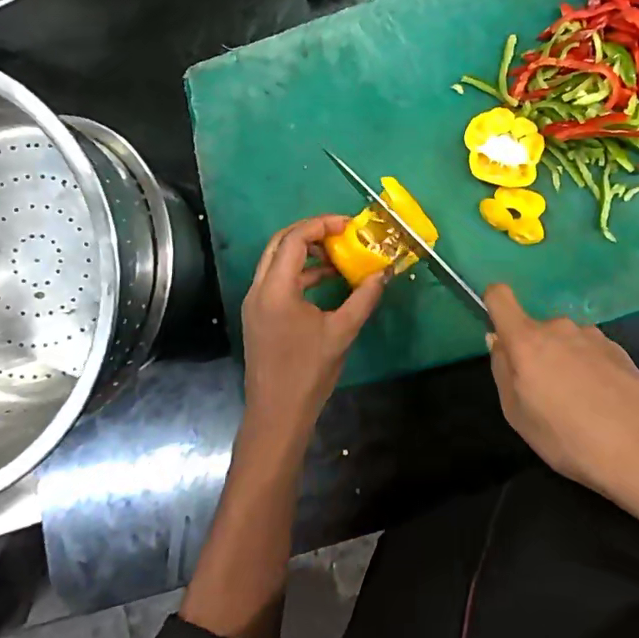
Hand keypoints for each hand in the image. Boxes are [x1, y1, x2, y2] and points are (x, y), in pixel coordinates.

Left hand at [240, 216, 386, 425]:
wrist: (277, 412)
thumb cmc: (309, 372)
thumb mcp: (342, 332)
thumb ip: (363, 298)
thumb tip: (383, 273)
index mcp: (276, 290)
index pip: (295, 240)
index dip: (322, 225)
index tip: (349, 226)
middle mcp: (259, 289)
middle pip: (280, 243)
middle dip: (311, 232)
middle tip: (341, 233)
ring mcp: (255, 303)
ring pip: (276, 261)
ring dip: (305, 252)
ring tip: (338, 256)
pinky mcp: (258, 315)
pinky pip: (276, 280)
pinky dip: (299, 272)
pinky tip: (325, 281)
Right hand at [484, 284, 638, 498]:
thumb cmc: (566, 437)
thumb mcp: (517, 414)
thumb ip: (503, 371)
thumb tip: (498, 341)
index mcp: (527, 340)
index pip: (500, 296)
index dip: (494, 305)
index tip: (500, 335)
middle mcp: (559, 327)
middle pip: (534, 329)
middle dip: (533, 353)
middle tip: (544, 395)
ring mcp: (592, 335)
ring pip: (564, 341)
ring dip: (563, 361)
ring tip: (578, 404)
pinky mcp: (617, 348)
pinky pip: (589, 351)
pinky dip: (588, 368)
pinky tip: (601, 401)